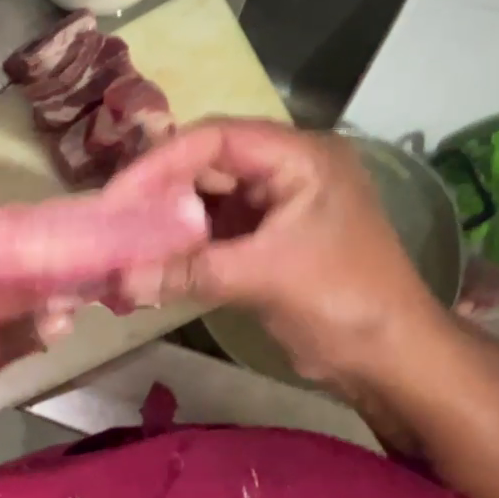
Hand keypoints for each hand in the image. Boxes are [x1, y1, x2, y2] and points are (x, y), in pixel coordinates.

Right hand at [114, 120, 451, 382]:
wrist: (389, 357)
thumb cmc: (343, 300)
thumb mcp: (264, 277)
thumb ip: (189, 272)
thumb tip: (118, 283)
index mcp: (299, 157)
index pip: (214, 140)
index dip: (159, 165)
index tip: (114, 200)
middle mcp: (284, 172)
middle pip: (204, 168)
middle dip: (156, 196)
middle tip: (109, 226)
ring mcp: (273, 210)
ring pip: (203, 204)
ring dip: (164, 228)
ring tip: (120, 249)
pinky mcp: (263, 246)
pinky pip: (210, 238)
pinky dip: (179, 253)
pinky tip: (147, 270)